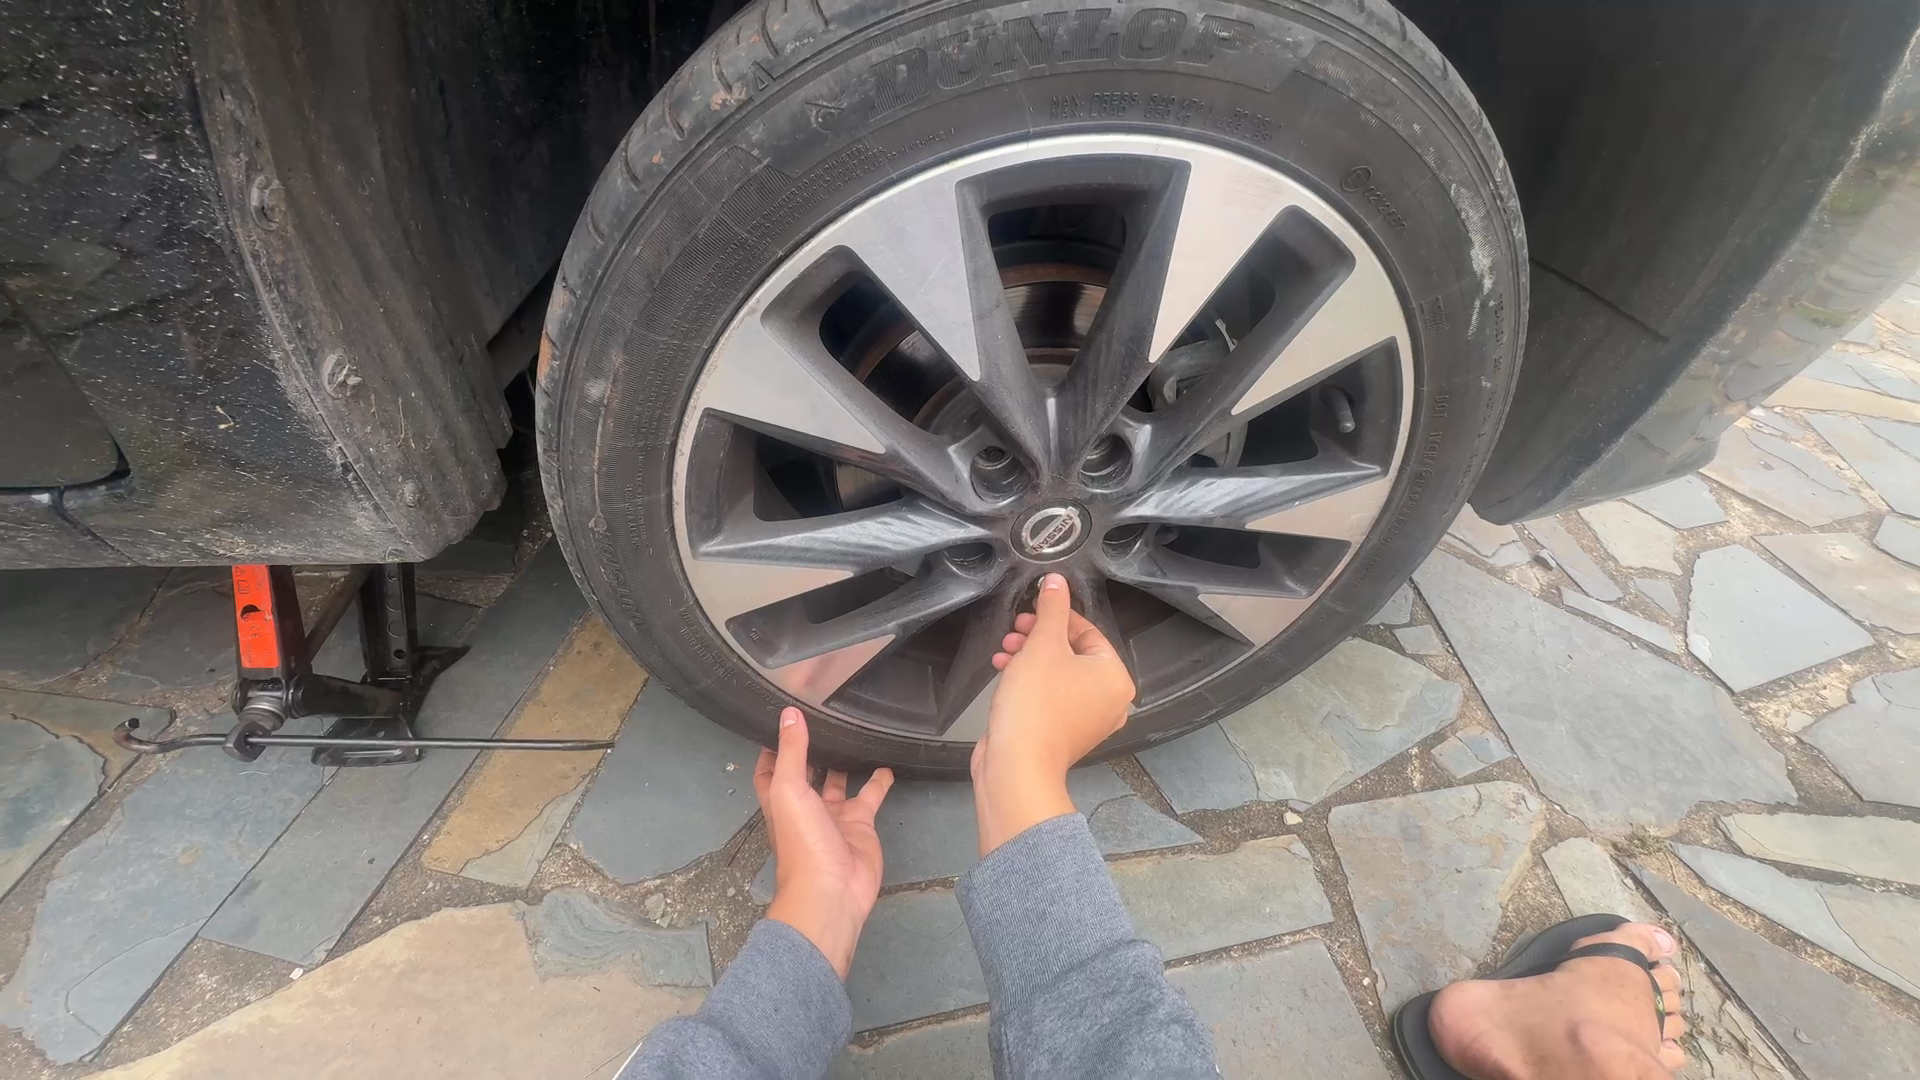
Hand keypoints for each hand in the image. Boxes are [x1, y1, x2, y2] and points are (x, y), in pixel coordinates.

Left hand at [754, 707, 893, 977]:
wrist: (833, 889)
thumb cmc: (802, 840)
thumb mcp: (789, 789)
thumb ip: (791, 751)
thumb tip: (789, 713)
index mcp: (780, 799)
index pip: (770, 769)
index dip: (774, 747)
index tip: (783, 720)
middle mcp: (805, 805)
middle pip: (807, 772)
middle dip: (813, 750)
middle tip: (826, 716)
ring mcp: (834, 815)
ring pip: (839, 781)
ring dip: (845, 761)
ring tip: (855, 731)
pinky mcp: (861, 823)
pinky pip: (871, 795)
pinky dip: (879, 779)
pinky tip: (886, 761)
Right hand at [972, 572, 1135, 854]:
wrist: (1017, 766)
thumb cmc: (1036, 701)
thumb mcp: (1042, 645)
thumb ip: (1052, 608)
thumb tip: (1057, 580)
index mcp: (1116, 677)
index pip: (1088, 631)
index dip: (1055, 616)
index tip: (1028, 612)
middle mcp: (1110, 700)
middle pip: (1072, 652)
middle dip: (1038, 637)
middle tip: (1014, 631)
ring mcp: (1087, 720)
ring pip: (1058, 673)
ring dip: (1029, 657)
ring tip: (1003, 651)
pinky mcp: (1063, 733)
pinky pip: (1051, 695)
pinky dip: (1030, 681)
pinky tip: (1004, 672)